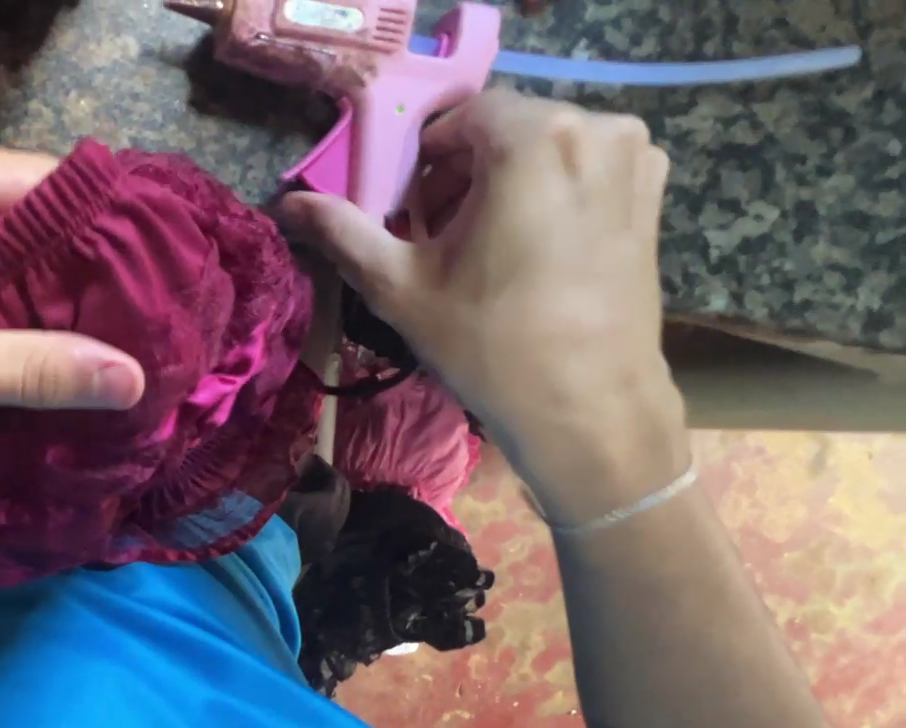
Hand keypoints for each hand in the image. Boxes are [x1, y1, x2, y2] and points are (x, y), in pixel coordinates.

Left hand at [0, 135, 145, 470]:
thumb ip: (31, 367)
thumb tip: (133, 379)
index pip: (39, 186)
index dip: (103, 232)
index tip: (161, 280)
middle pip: (30, 226)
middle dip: (83, 277)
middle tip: (152, 325)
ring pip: (11, 266)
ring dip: (55, 308)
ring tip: (128, 345)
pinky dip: (20, 327)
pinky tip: (68, 359)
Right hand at [280, 91, 688, 525]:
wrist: (583, 399)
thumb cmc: (484, 339)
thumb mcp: (397, 285)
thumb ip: (342, 233)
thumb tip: (287, 204)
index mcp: (532, 139)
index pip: (458, 118)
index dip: (420, 164)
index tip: (405, 217)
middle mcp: (596, 128)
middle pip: (501, 130)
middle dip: (458, 177)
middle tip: (433, 242)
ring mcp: (633, 158)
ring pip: (539, 151)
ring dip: (496, 189)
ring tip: (477, 255)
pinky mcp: (650, 192)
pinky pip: (577, 172)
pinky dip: (540, 198)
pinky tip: (522, 257)